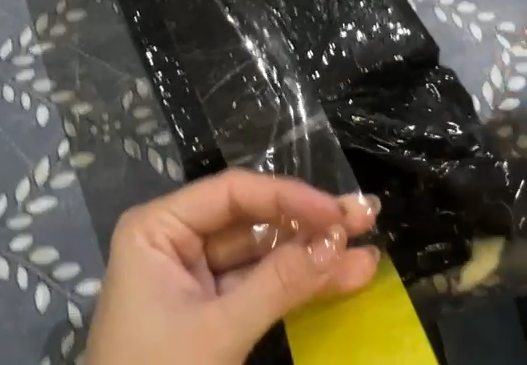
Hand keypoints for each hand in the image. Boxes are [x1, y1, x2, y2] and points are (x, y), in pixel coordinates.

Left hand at [87, 169, 381, 364]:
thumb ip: (278, 284)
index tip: (338, 213)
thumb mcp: (217, 332)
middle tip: (365, 217)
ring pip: (262, 254)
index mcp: (158, 228)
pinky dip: (298, 285)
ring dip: (313, 256)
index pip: (233, 193)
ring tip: (367, 251)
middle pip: (252, 219)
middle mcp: (175, 240)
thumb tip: (338, 243)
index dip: (290, 197)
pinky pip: (260, 286)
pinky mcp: (210, 310)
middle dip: (309, 224)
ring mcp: (194, 276)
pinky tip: (342, 278)